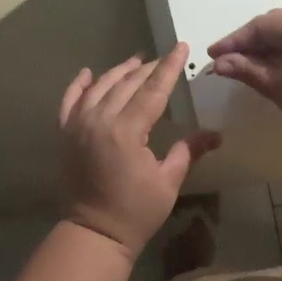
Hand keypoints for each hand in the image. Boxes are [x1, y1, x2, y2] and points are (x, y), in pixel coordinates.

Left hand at [57, 43, 221, 259]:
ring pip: (100, 86)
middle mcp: (100, 119)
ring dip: (119, 72)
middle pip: (127, 83)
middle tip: (164, 58)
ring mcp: (78, 124)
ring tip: (136, 61)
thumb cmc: (135, 211)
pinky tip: (88, 74)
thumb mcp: (168, 182)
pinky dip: (79, 85)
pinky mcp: (64, 133)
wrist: (93, 233)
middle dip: (148, 68)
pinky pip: (70, 100)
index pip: (153, 90)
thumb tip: (216, 134)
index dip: (169, 67)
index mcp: (127, 130)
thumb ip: (188, 151)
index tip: (181, 47)